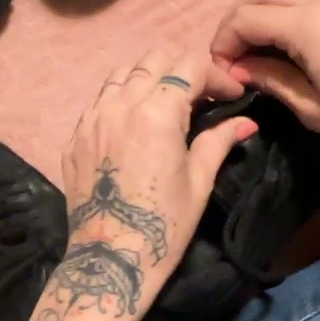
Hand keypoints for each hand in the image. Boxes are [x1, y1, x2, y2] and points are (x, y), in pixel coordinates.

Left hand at [59, 49, 255, 318]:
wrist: (110, 259)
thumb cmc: (163, 226)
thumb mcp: (198, 183)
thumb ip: (218, 142)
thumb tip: (246, 122)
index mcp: (157, 113)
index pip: (188, 67)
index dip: (216, 75)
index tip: (230, 95)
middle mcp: (119, 106)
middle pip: (152, 61)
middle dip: (181, 71)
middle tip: (199, 98)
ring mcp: (91, 120)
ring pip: (120, 75)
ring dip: (147, 80)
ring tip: (163, 105)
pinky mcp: (74, 139)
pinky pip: (98, 102)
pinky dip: (120, 101)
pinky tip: (133, 126)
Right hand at [209, 0, 319, 171]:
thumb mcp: (312, 109)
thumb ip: (271, 79)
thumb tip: (240, 67)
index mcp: (309, 23)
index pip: (246, 18)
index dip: (224, 43)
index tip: (221, 70)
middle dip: (239, 18)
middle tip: (234, 54)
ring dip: (268, 10)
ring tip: (263, 49)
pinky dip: (299, 8)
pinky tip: (303, 40)